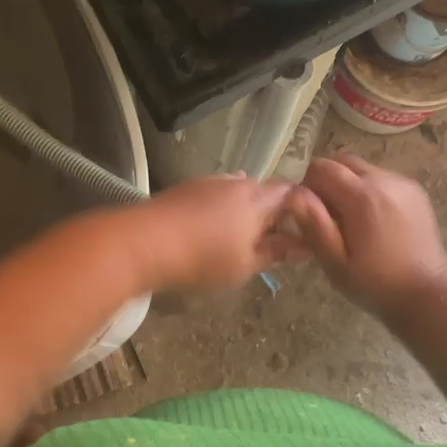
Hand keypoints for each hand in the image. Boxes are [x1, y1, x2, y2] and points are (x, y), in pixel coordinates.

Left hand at [122, 173, 302, 290]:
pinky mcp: (185, 189)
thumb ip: (276, 253)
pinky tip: (212, 231)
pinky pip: (215, 196)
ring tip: (240, 239)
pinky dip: (221, 211)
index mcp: (258, 199)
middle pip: (264, 192)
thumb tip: (304, 247)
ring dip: (244, 212)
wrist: (142, 242)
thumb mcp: (245, 265)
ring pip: (238, 193)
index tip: (304, 232)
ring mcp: (208, 182)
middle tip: (273, 241)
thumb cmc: (202, 258)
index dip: (303, 209)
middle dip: (272, 213)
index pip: (293, 193)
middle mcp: (236, 182)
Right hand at [288, 155, 446, 314]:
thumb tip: (294, 194)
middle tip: (327, 215)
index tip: (310, 213)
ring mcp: (404, 184)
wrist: (426, 293)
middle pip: (343, 161)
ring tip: (351, 221)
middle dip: (328, 180)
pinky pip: (383, 179)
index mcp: (362, 197)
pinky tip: (373, 222)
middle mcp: (384, 180)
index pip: (322, 168)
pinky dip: (370, 190)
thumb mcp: (335, 262)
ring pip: (364, 169)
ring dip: (349, 185)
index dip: (308, 186)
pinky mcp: (416, 191)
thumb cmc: (374, 284)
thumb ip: (314, 225)